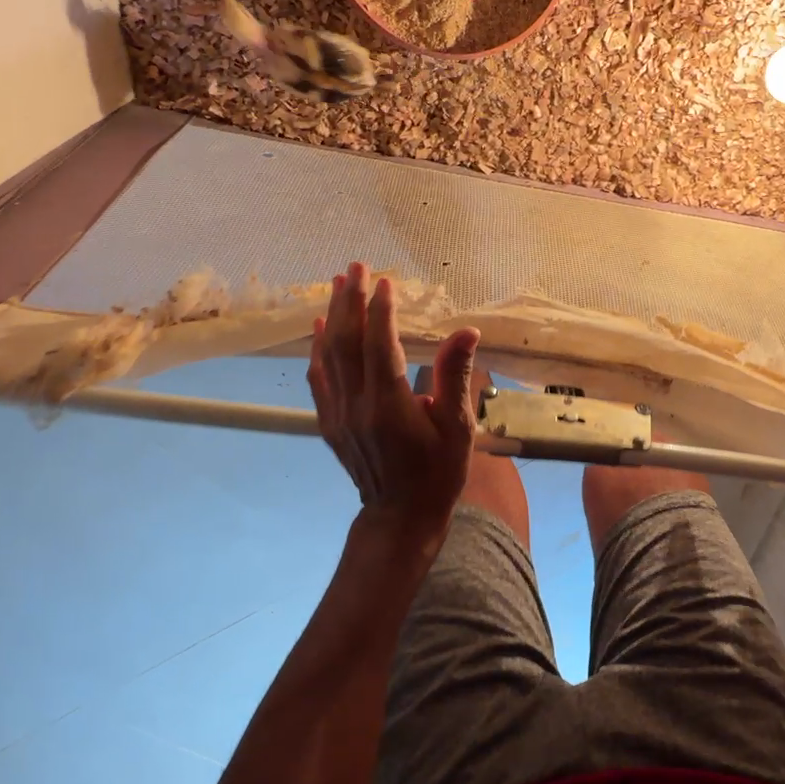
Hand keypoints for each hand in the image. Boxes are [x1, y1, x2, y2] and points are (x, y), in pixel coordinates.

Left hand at [307, 262, 481, 530]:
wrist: (401, 516)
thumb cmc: (439, 474)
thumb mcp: (458, 429)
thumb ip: (456, 378)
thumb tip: (466, 332)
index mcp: (391, 406)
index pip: (381, 344)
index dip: (382, 310)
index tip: (386, 281)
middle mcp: (357, 405)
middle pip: (347, 342)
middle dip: (350, 301)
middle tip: (355, 267)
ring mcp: (338, 415)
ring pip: (329, 356)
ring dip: (332, 317)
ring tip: (336, 284)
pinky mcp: (329, 424)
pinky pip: (318, 379)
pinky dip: (318, 350)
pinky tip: (319, 329)